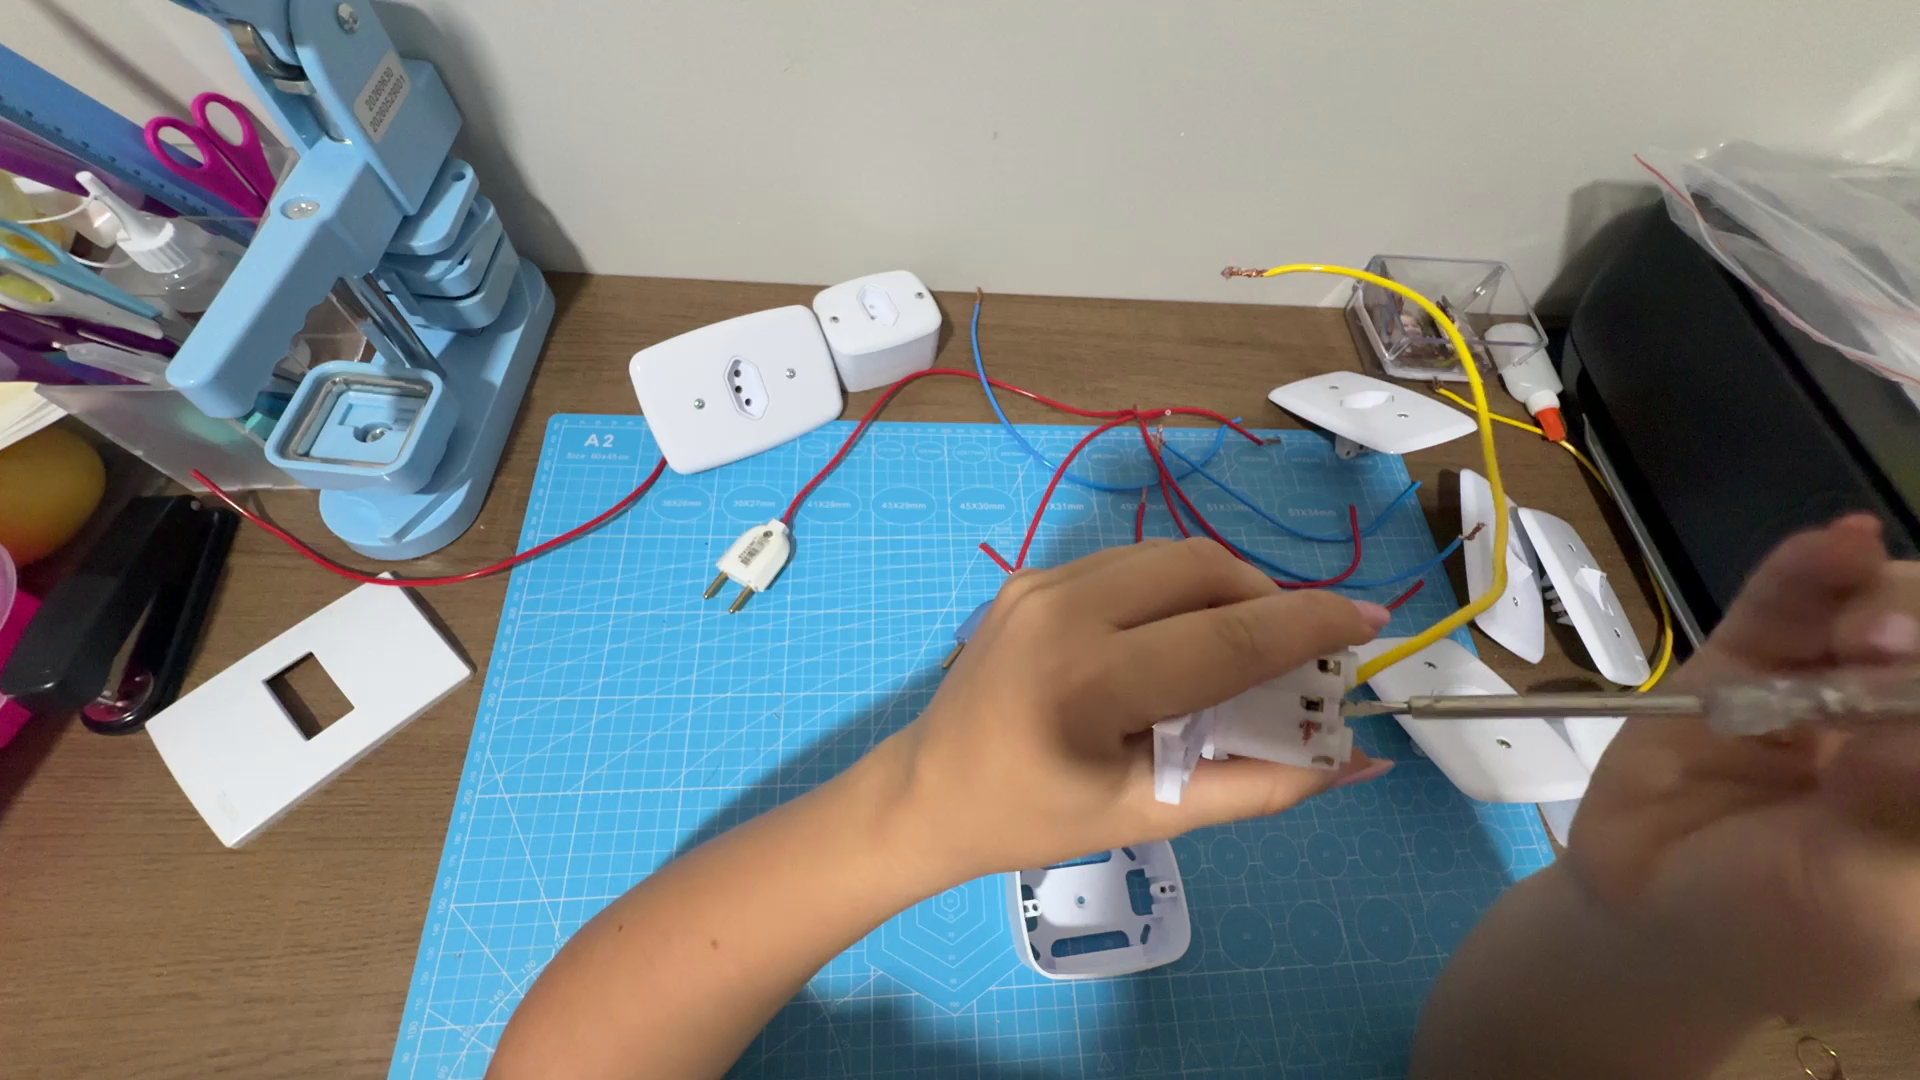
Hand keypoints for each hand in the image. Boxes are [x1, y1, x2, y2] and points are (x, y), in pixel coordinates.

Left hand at [866, 537, 1393, 884]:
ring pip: (1165, 555)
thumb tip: (1355, 758)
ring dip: (1221, 587)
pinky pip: (1128, 564)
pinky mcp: (1031, 577)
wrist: (928, 788)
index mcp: (1089, 677)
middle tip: (1293, 648)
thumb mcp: (1147, 815)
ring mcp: (1039, 581)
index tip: (1370, 622)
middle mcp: (1062, 607)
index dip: (1310, 625)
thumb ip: (1258, 785)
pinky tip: (1175, 634)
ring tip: (1238, 642)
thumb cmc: (1032, 817)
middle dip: (1266, 597)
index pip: (1227, 634)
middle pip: (1201, 566)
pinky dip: (1173, 587)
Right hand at [1568, 515, 1919, 1013]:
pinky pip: (1776, 610)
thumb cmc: (1775, 929)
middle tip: (1894, 657)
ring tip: (1862, 638)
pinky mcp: (1736, 667)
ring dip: (1881, 605)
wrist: (1639, 906)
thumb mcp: (1864, 893)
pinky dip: (1803, 572)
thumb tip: (1915, 727)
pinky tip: (1832, 543)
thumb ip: (1899, 807)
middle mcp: (1903, 728)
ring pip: (1878, 610)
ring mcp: (1820, 690)